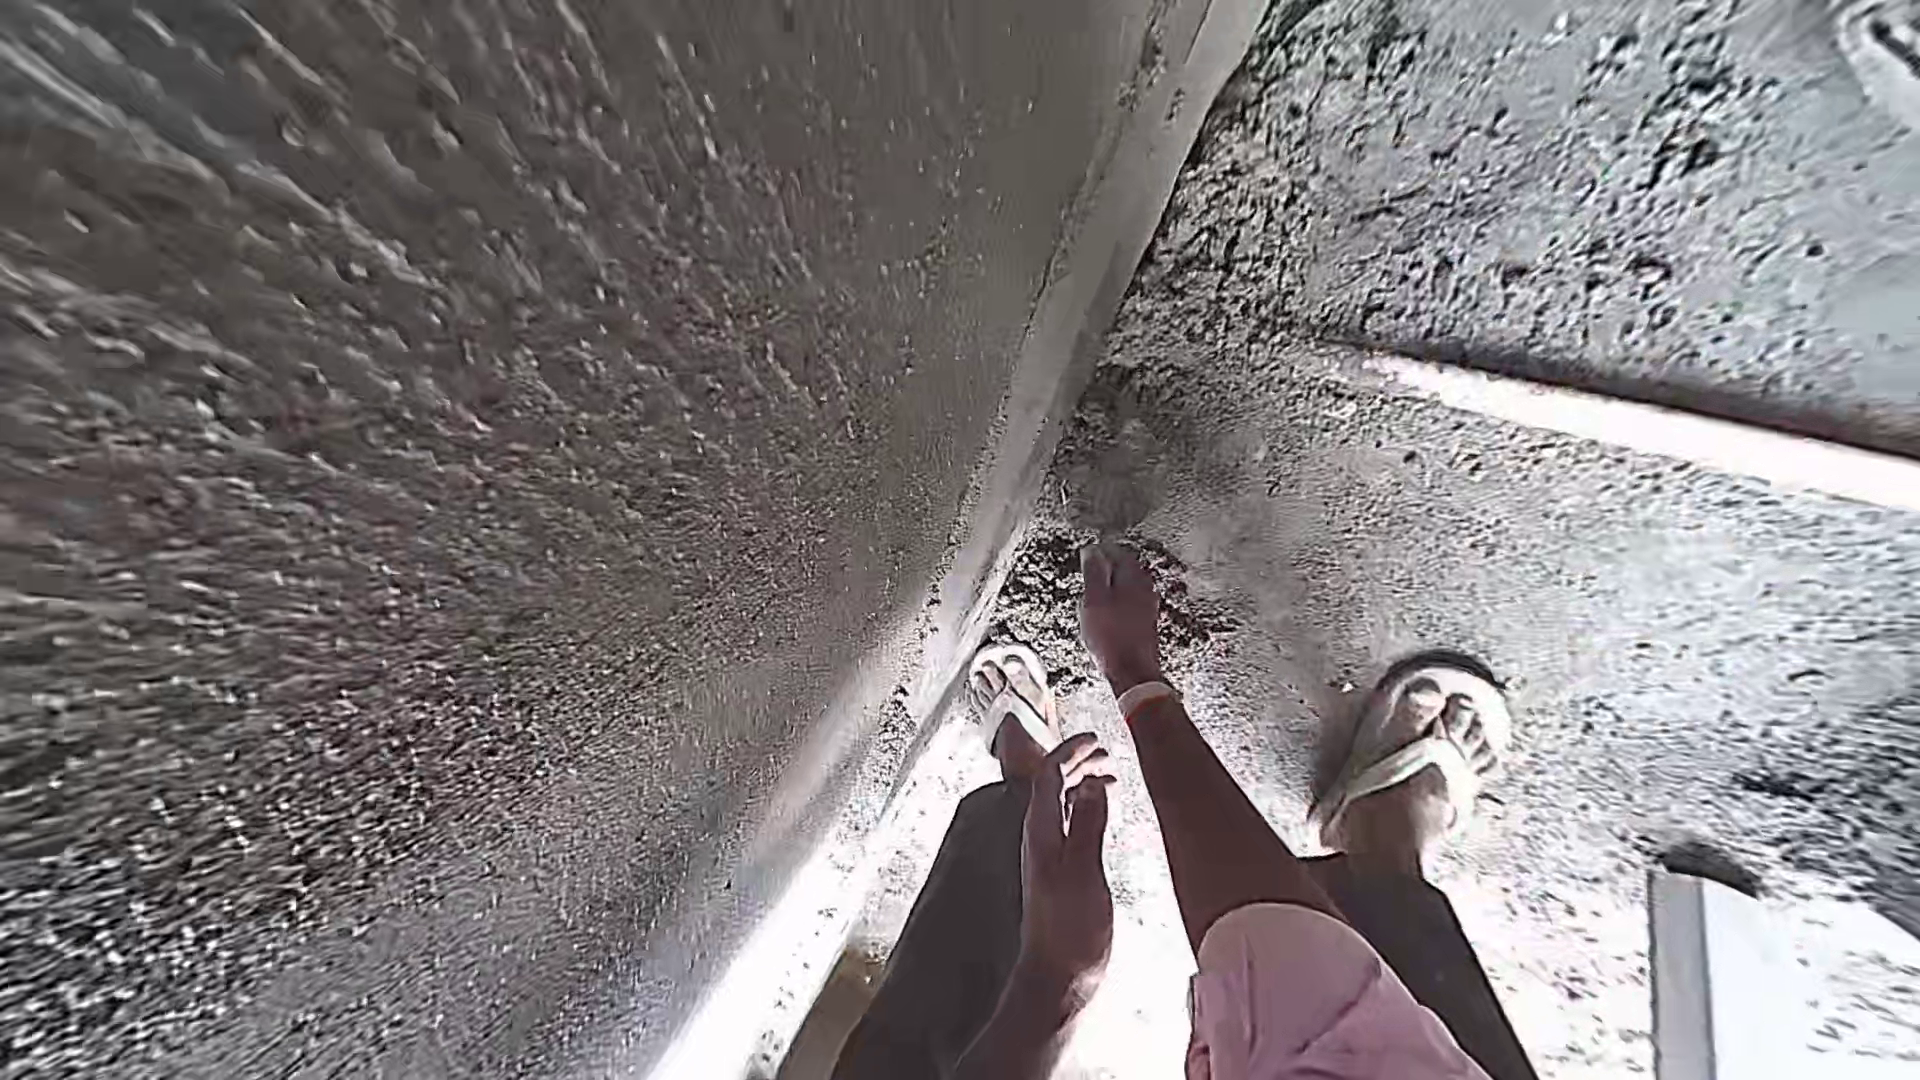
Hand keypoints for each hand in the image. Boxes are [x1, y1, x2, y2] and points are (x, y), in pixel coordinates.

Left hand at [1016, 733, 1115, 1008]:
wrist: (1056, 978)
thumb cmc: (1069, 931)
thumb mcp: (1084, 871)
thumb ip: (1087, 823)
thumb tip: (1091, 783)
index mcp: (1040, 829)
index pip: (1048, 773)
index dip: (1069, 750)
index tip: (1094, 739)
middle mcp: (1038, 834)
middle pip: (1052, 783)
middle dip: (1077, 761)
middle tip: (1105, 752)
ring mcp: (1046, 850)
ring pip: (1061, 801)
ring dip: (1082, 782)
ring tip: (1109, 775)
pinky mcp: (1057, 867)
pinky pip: (1068, 820)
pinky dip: (1085, 805)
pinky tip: (1102, 811)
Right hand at [1080, 542, 1163, 693]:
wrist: (1132, 671)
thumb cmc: (1111, 636)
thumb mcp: (1094, 599)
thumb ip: (1094, 572)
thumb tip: (1091, 550)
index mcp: (1133, 578)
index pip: (1117, 552)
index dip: (1099, 550)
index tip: (1085, 553)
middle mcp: (1145, 588)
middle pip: (1124, 568)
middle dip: (1106, 566)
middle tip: (1088, 569)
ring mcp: (1147, 606)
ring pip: (1126, 586)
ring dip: (1110, 585)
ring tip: (1092, 592)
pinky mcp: (1144, 622)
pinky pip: (1128, 602)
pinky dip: (1114, 601)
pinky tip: (1103, 612)